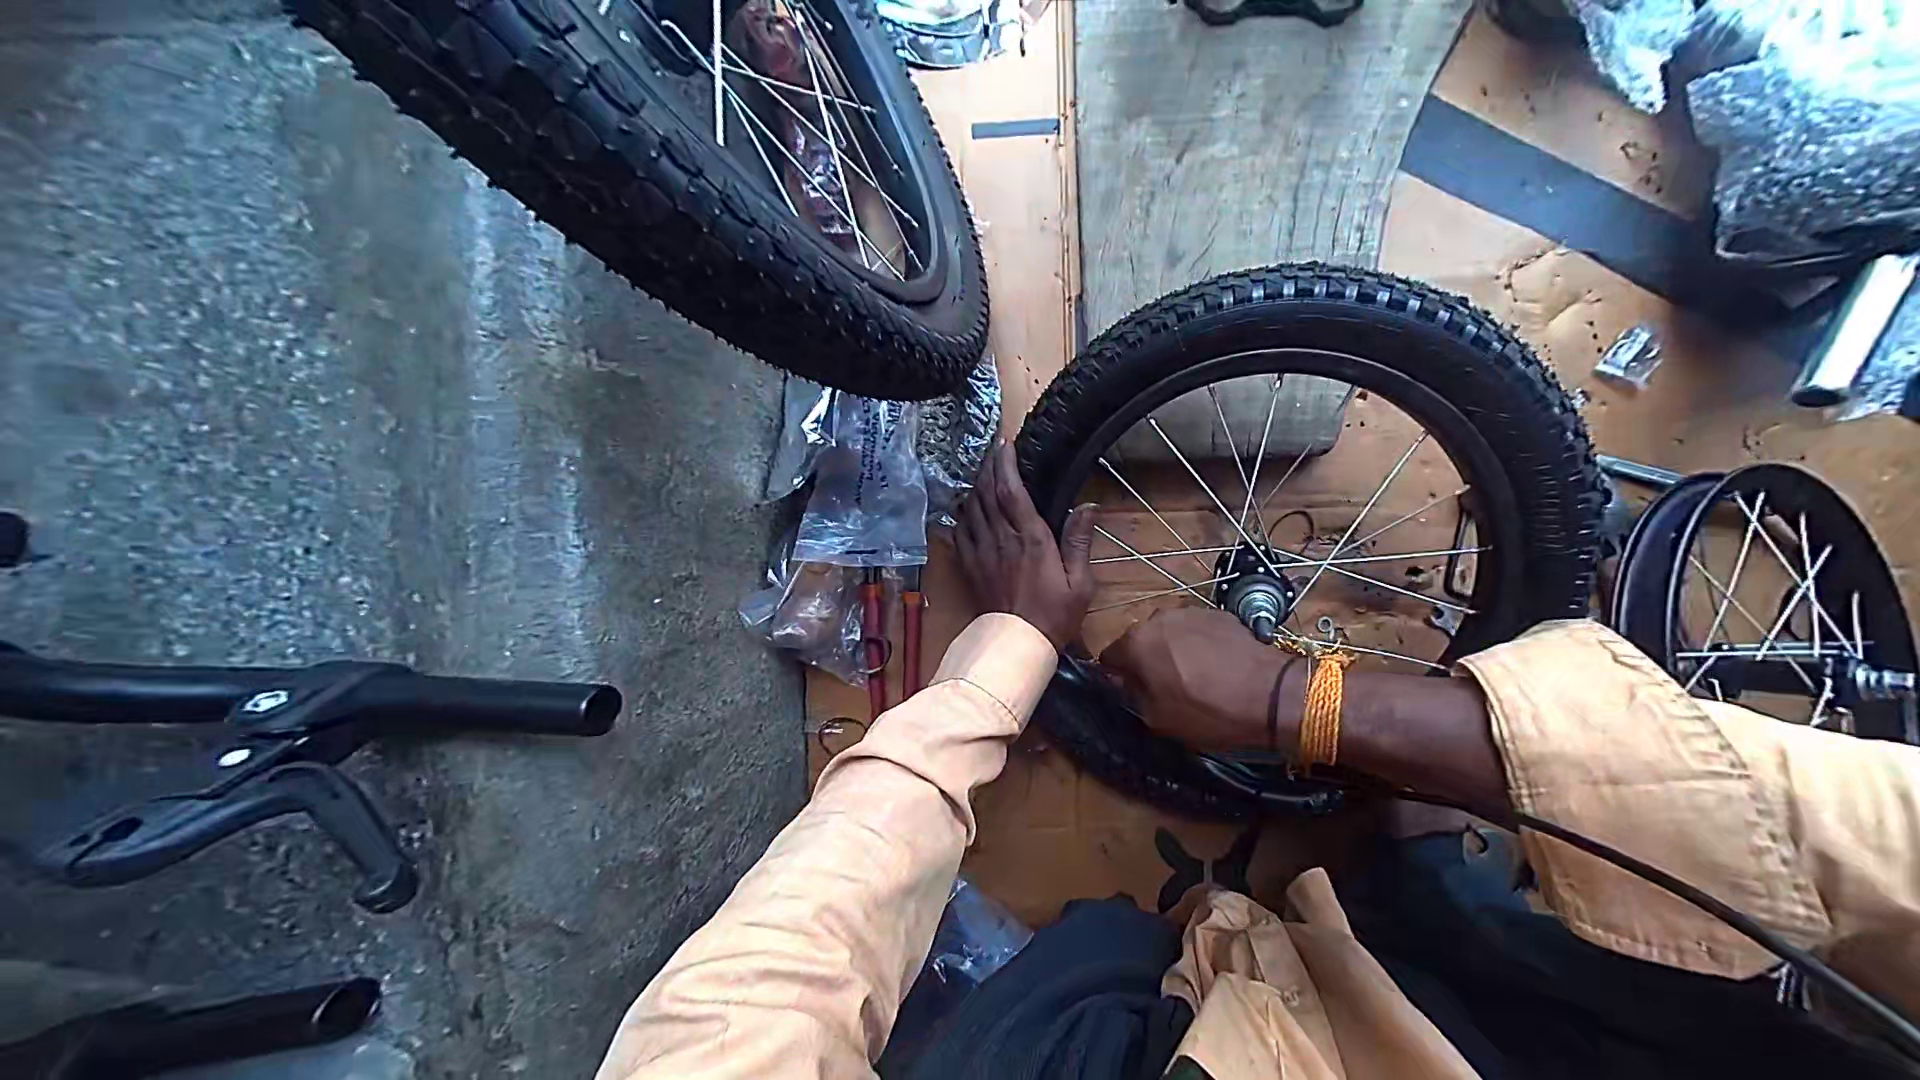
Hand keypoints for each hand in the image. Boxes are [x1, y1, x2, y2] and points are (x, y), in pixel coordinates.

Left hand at [955, 441, 1097, 648]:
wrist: (1016, 643)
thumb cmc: (1053, 615)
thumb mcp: (1080, 582)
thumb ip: (1079, 541)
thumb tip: (1089, 505)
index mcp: (1030, 539)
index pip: (1012, 491)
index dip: (1005, 464)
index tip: (1004, 444)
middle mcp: (1001, 539)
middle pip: (987, 493)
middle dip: (989, 468)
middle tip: (992, 451)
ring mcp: (980, 551)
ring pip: (971, 508)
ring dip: (975, 487)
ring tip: (982, 473)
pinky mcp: (969, 565)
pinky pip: (959, 531)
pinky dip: (961, 514)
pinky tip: (965, 508)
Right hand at [1100, 608, 1290, 749]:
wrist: (1272, 695)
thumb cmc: (1207, 712)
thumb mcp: (1158, 718)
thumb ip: (1133, 695)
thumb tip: (1126, 681)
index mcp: (1136, 642)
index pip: (1109, 657)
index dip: (1117, 676)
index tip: (1132, 691)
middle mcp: (1157, 618)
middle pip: (1140, 640)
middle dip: (1146, 659)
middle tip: (1165, 686)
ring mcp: (1190, 611)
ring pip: (1169, 632)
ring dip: (1174, 649)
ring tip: (1196, 675)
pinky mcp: (1220, 613)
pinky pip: (1197, 629)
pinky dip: (1200, 644)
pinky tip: (1219, 666)